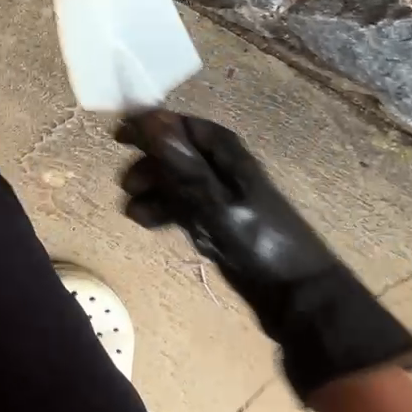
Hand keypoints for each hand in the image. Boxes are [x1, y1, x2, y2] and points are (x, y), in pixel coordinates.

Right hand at [116, 110, 340, 295]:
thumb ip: (181, 162)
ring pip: (168, 179)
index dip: (148, 126)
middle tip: (128, 184)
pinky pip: (175, 203)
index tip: (119, 137)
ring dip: (148, 191)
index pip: (179, 124)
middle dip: (146, 165)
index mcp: (225, 152)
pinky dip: (159, 209)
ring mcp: (213, 192)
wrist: (293, 291)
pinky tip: (148, 223)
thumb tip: (148, 119)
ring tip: (136, 212)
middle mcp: (217, 165)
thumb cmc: (258, 238)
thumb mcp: (215, 199)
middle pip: (169, 150)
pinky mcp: (210, 216)